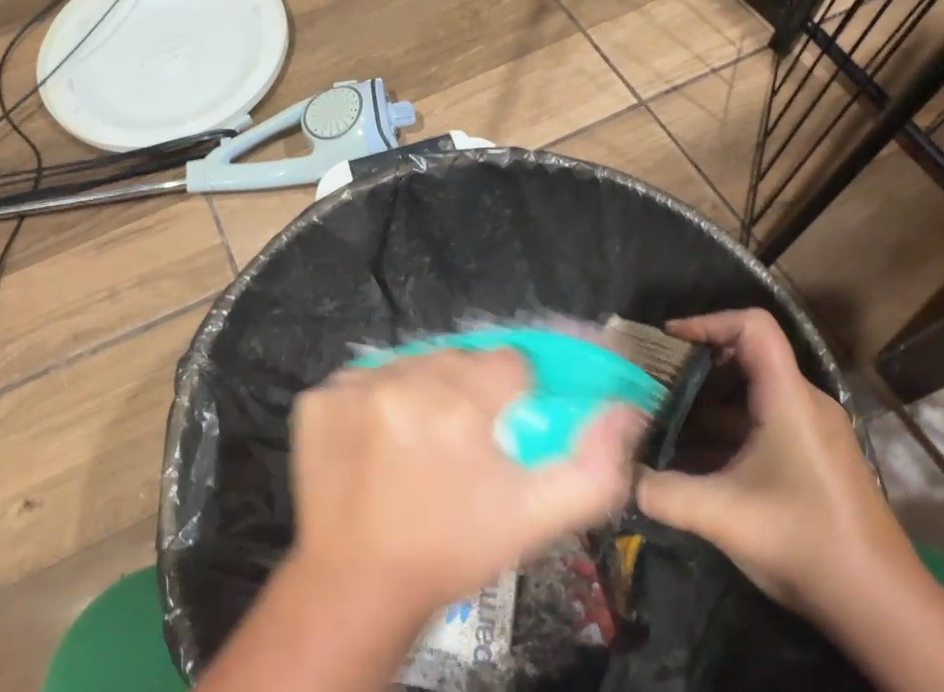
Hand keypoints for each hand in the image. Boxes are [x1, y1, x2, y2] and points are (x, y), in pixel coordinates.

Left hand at [288, 348, 644, 613]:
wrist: (357, 585)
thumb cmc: (454, 550)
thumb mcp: (538, 519)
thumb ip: (596, 466)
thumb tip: (626, 409)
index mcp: (461, 402)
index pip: (509, 363)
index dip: (514, 398)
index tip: (502, 434)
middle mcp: (404, 379)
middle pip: (459, 359)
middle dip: (469, 392)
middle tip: (462, 443)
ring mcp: (353, 385)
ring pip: (412, 363)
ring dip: (423, 390)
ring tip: (419, 442)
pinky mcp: (317, 397)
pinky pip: (365, 378)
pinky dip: (377, 400)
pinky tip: (379, 442)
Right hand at [634, 309, 912, 616]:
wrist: (879, 603)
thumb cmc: (803, 541)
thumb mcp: (719, 515)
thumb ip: (658, 490)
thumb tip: (615, 472)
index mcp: (788, 399)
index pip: (752, 326)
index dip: (706, 322)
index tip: (666, 343)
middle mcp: (803, 405)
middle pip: (745, 360)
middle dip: (692, 371)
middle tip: (648, 388)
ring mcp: (811, 433)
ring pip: (749, 398)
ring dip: (703, 409)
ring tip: (658, 428)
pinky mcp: (812, 460)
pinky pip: (761, 427)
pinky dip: (723, 435)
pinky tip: (690, 466)